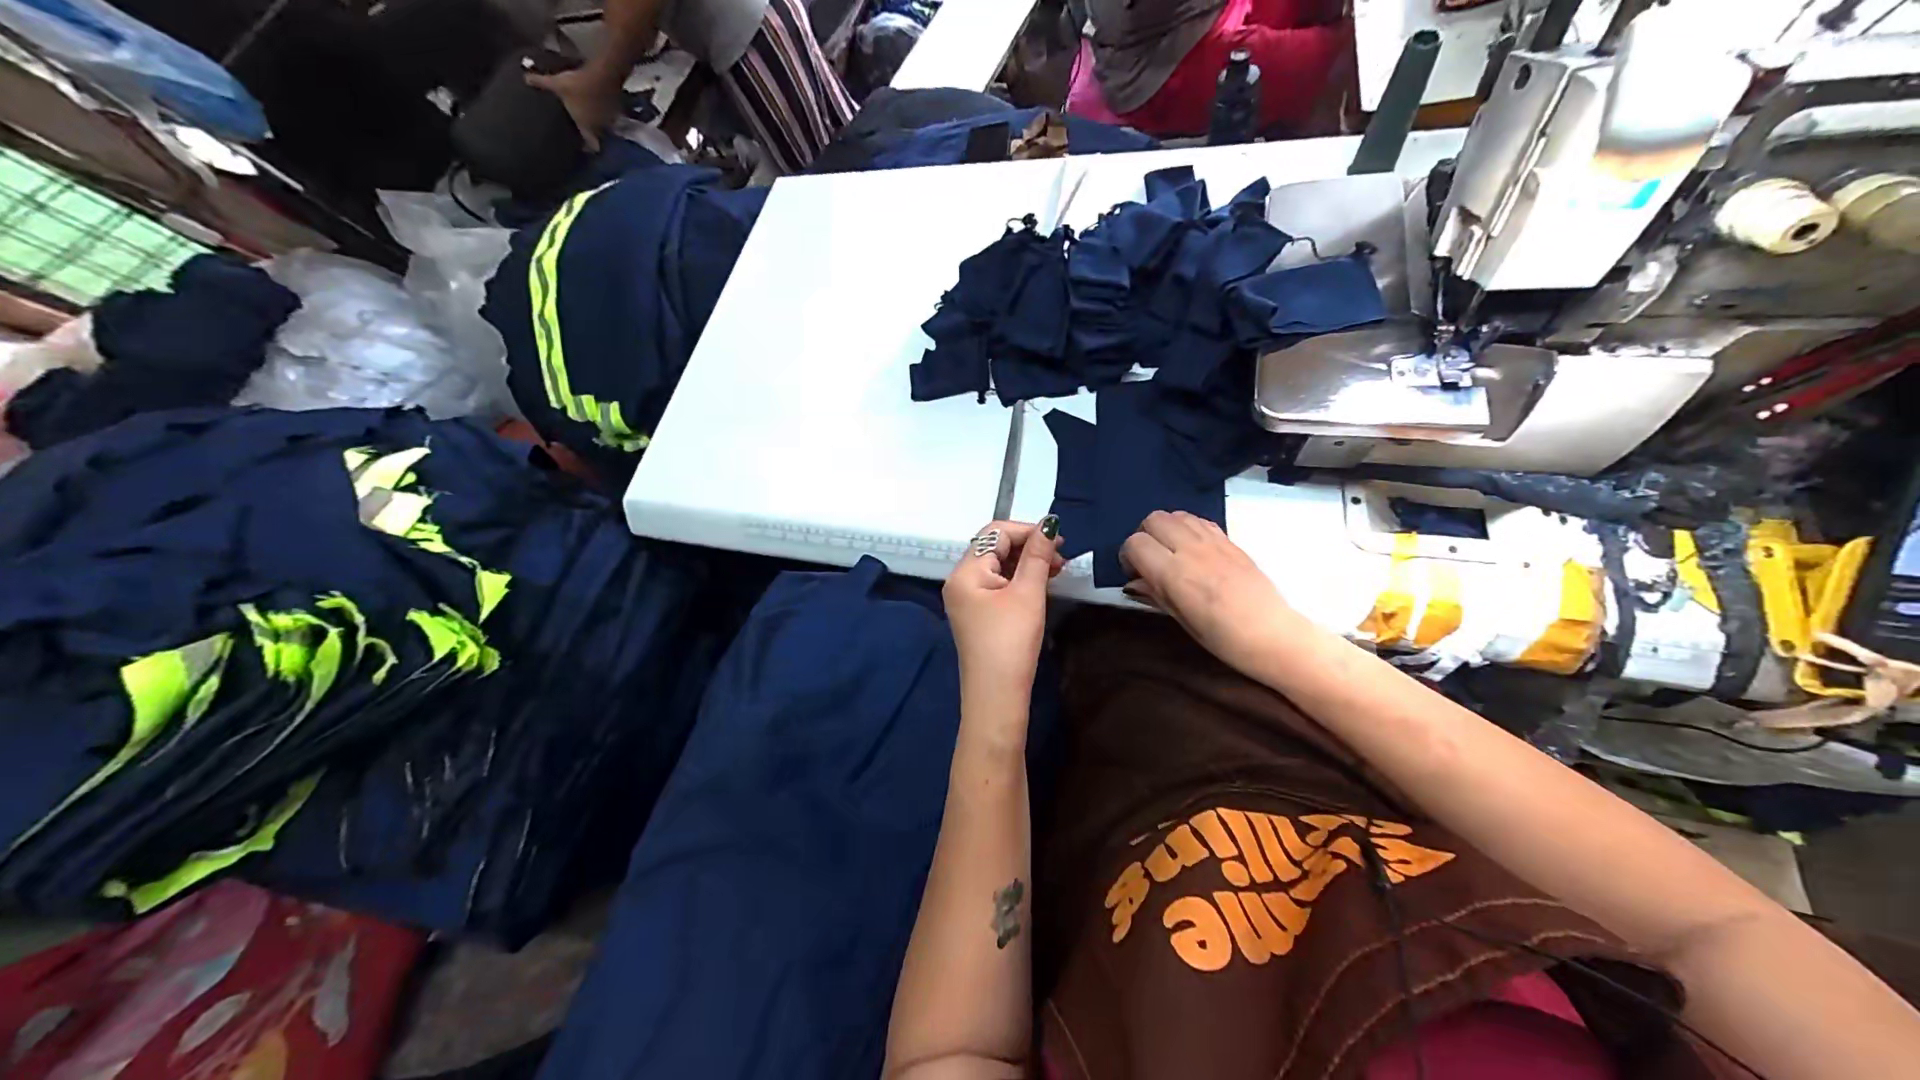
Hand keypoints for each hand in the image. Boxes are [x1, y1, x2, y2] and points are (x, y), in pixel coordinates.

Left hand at [525, 66, 620, 151]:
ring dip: (600, 122)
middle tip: (585, 127)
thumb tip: (524, 78)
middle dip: (593, 133)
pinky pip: (611, 115)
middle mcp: (601, 127)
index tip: (583, 145)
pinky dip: (606, 112)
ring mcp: (610, 119)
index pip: (591, 145)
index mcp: (587, 127)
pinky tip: (601, 104)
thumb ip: (542, 83)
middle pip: (599, 136)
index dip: (588, 147)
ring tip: (593, 115)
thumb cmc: (578, 86)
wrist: (603, 75)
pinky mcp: (617, 109)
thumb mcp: (557, 83)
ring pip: (606, 126)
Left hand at [943, 520, 1063, 700]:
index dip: (1028, 530)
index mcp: (965, 572)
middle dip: (1028, 546)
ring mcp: (966, 598)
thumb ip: (1038, 556)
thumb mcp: (1028, 594)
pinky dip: (1019, 578)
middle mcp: (959, 580)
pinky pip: (997, 583)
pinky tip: (1040, 584)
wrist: (996, 695)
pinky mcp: (976, 613)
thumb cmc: (1011, 642)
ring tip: (1056, 570)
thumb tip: (1049, 523)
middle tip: (1061, 558)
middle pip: (994, 546)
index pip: (996, 532)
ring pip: (998, 565)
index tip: (1060, 541)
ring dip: (1026, 562)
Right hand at [1120, 511, 1305, 677]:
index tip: (1133, 573)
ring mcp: (1213, 542)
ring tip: (1170, 552)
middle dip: (1144, 536)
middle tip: (1149, 559)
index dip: (1128, 556)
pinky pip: (1199, 521)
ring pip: (1176, 515)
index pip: (1136, 543)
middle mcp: (1192, 550)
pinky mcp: (1230, 541)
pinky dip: (1187, 528)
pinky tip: (1191, 550)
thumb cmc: (1223, 638)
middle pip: (1154, 520)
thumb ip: (1154, 594)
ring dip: (1166, 529)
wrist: (1272, 635)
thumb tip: (1134, 582)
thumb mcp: (1181, 620)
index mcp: (1175, 574)